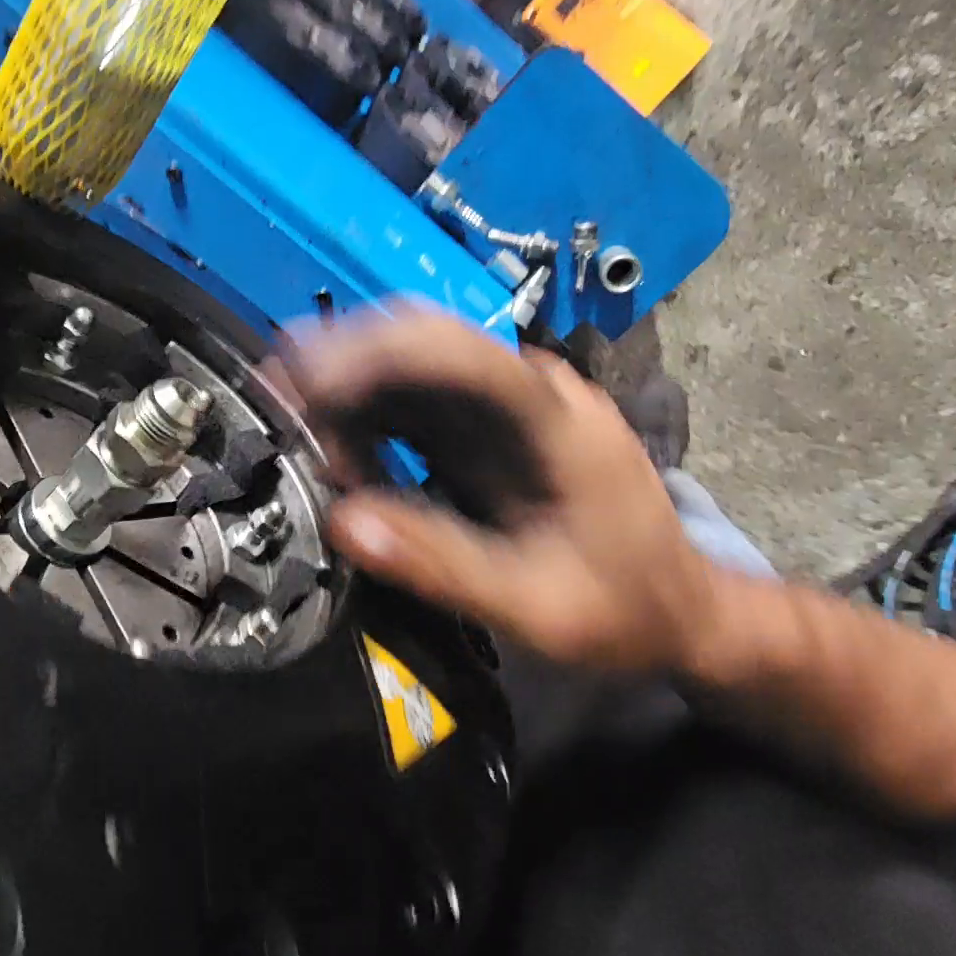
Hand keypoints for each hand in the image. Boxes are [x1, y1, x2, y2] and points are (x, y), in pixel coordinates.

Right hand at [288, 306, 720, 675]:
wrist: (681, 610)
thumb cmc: (624, 610)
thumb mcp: (537, 607)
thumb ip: (443, 565)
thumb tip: (344, 523)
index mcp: (556, 422)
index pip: (459, 354)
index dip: (375, 354)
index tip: (304, 379)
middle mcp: (532, 393)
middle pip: (426, 345)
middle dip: (344, 362)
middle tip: (274, 399)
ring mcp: (511, 406)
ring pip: (413, 370)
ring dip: (349, 392)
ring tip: (293, 431)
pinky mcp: (490, 428)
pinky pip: (418, 405)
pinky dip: (369, 420)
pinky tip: (336, 451)